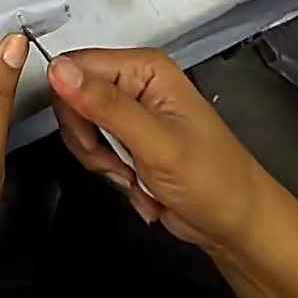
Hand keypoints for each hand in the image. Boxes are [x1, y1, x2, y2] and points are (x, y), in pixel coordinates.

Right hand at [47, 47, 297, 257]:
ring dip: (96, 158)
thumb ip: (104, 104)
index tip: (91, 137)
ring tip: (130, 175)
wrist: (239, 230)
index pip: (74, 67)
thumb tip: (58, 69)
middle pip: (71, 96)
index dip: (71, 102)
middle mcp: (132, 80)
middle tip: (114, 162)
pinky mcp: (124, 135)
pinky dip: (105, 168)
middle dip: (86, 137)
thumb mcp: (155, 142)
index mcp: (143, 67)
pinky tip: (134, 181)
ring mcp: (127, 108)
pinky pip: (90, 144)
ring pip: (77, 123)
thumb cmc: (214, 182)